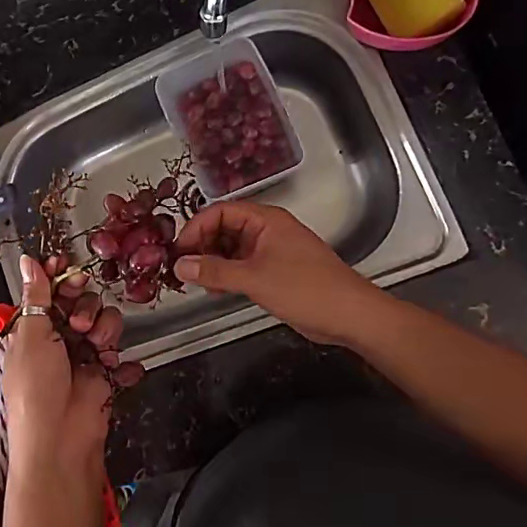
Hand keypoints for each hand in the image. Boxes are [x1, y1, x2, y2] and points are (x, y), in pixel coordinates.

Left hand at [2, 255, 131, 479]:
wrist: (61, 438)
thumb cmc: (36, 388)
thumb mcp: (31, 336)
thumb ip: (37, 296)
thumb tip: (28, 261)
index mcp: (33, 328)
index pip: (49, 292)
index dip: (60, 277)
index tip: (70, 267)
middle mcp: (59, 337)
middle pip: (82, 300)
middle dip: (85, 306)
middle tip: (80, 324)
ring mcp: (84, 354)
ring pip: (105, 320)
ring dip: (105, 330)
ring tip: (97, 349)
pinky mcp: (106, 371)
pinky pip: (122, 352)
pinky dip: (122, 361)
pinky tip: (114, 369)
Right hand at [172, 201, 383, 345]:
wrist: (348, 315)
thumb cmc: (306, 289)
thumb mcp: (254, 279)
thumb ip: (214, 270)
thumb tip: (180, 265)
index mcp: (266, 220)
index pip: (221, 211)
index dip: (196, 227)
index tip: (178, 249)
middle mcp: (268, 231)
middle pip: (224, 228)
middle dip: (202, 245)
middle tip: (182, 267)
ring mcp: (272, 252)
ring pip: (232, 249)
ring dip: (212, 262)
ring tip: (195, 281)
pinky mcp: (275, 272)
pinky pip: (243, 266)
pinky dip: (226, 275)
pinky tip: (214, 289)